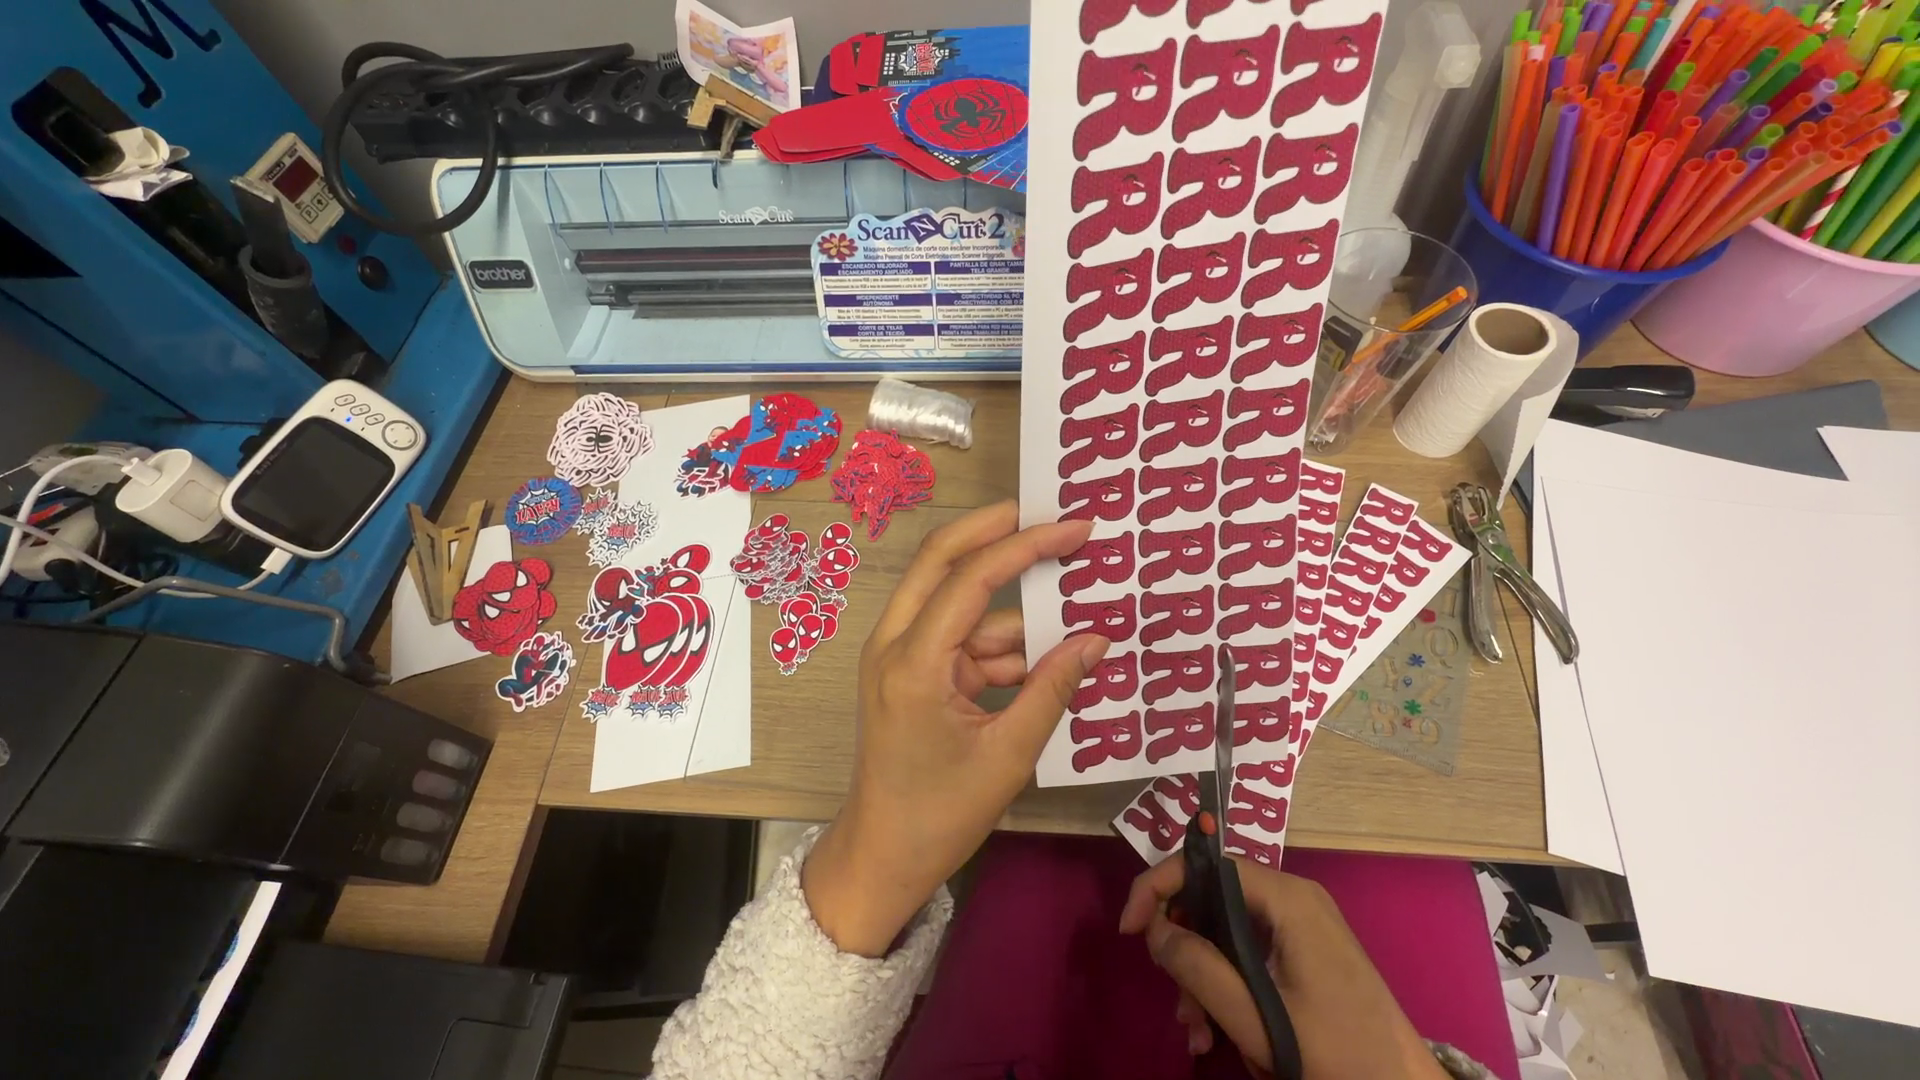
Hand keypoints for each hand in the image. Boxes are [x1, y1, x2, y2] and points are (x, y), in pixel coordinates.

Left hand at [803, 501, 1109, 956]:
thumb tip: (1098, 639)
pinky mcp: (911, 672)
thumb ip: (1053, 690)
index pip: (971, 577)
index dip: (1026, 544)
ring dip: (1013, 607)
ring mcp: (899, 655)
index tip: (1075, 526)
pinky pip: (962, 639)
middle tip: (1053, 515)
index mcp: (912, 660)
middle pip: (943, 561)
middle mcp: (895, 642)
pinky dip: (1003, 646)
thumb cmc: (940, 814)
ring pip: (959, 603)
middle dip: (998, 532)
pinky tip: (1050, 659)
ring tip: (1075, 601)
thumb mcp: (1008, 755)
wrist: (882, 857)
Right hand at [1119, 855, 1448, 1079]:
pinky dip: (1227, 985)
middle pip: (1212, 901)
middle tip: (1178, 1005)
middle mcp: (1293, 899)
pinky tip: (1217, 1031)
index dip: (1159, 887)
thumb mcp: (1256, 1017)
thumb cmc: (1338, 1054)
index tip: (1130, 930)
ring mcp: (1302, 925)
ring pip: (1226, 932)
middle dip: (1185, 950)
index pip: (1207, 864)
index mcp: (1287, 899)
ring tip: (1198, 1034)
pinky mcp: (1305, 952)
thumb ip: (1198, 968)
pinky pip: (1248, 952)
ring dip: (1203, 978)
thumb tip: (1155, 930)